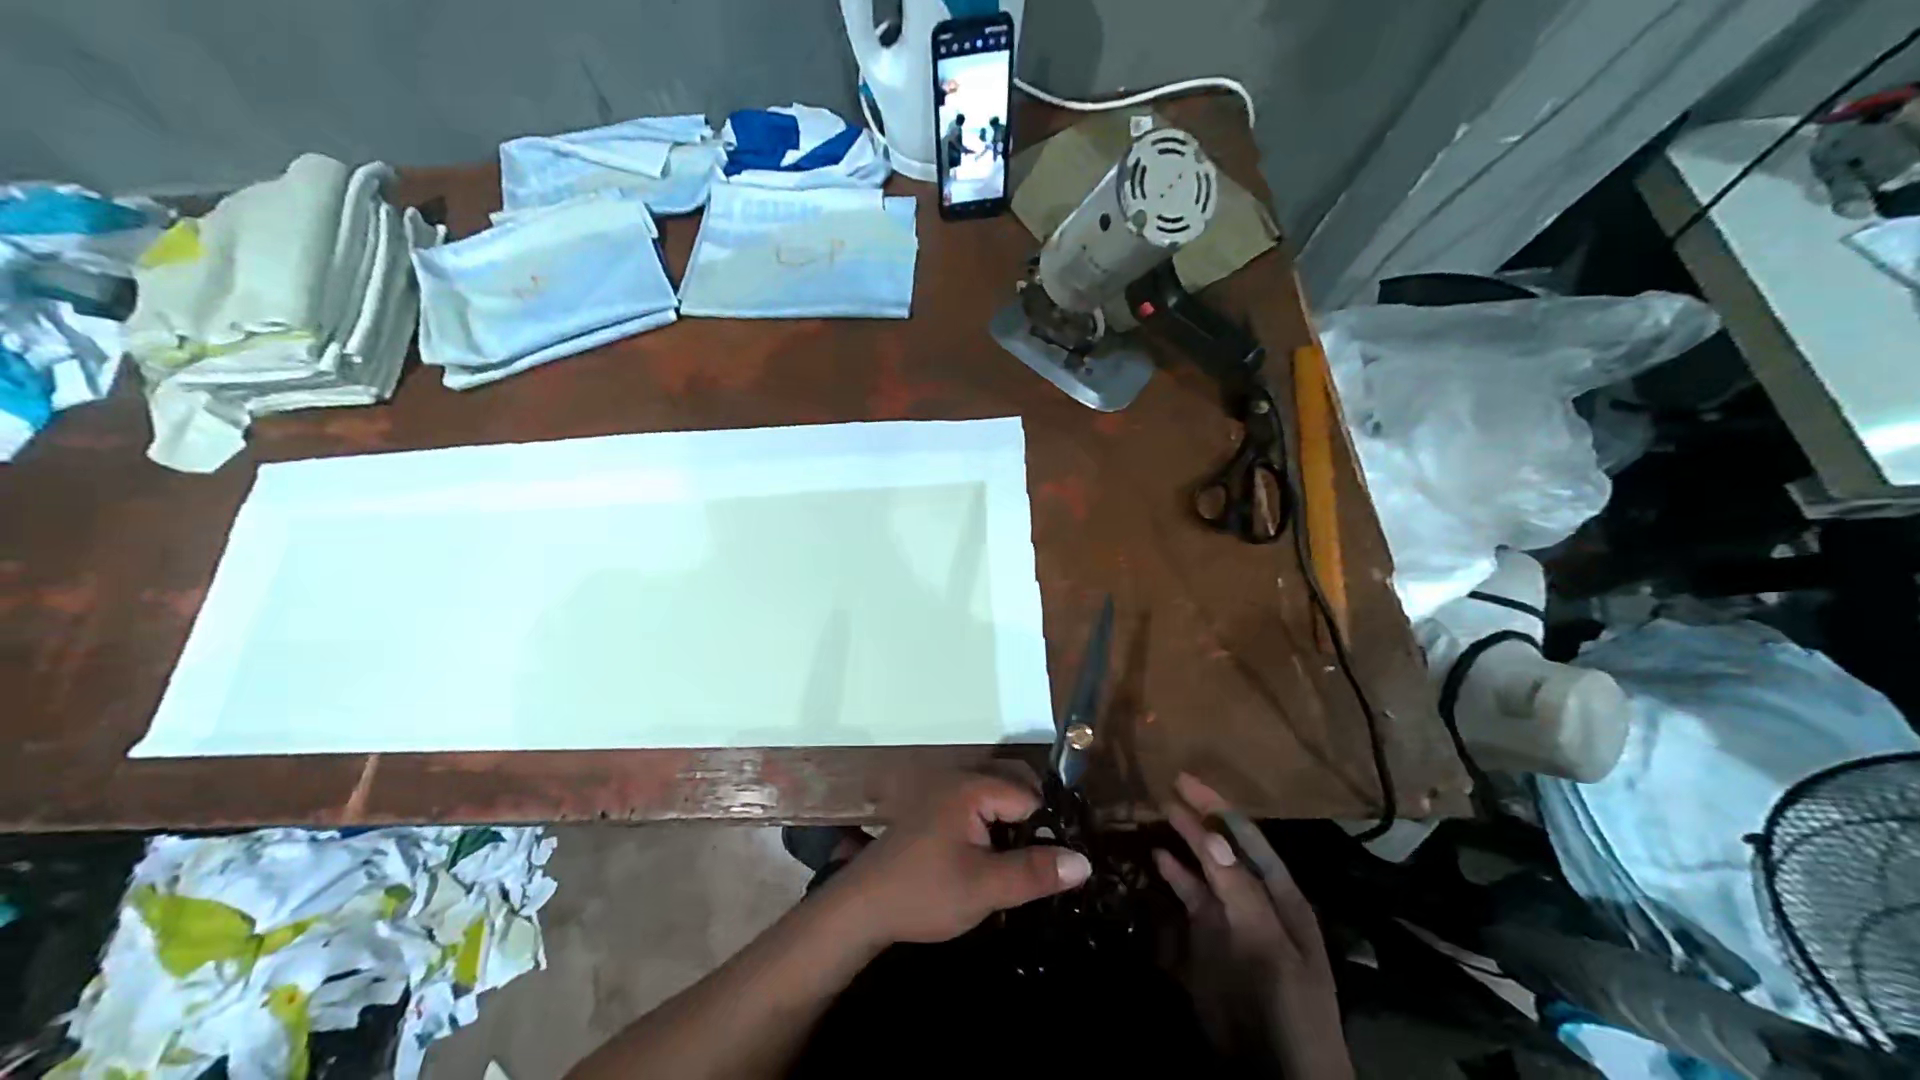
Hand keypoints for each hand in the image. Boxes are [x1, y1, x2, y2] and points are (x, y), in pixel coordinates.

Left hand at [826, 769, 1092, 946]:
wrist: (862, 907)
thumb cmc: (924, 893)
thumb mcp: (985, 888)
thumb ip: (1034, 871)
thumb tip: (1084, 862)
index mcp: (972, 788)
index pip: (1030, 795)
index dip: (1046, 827)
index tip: (1056, 861)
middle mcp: (958, 778)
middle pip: (1014, 783)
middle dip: (1032, 816)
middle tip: (1039, 861)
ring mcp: (942, 791)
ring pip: (996, 794)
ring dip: (1012, 820)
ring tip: (1019, 862)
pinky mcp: (933, 808)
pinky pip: (976, 803)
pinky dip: (992, 822)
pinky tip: (991, 857)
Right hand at [1153, 773, 1354, 1079]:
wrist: (1278, 1071)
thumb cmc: (1289, 1006)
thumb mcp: (1270, 945)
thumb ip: (1240, 889)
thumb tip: (1211, 836)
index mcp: (1280, 897)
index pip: (1246, 840)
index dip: (1218, 809)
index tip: (1185, 780)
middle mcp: (1252, 901)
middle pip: (1221, 851)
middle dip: (1196, 821)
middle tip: (1164, 792)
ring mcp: (1228, 923)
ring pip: (1201, 872)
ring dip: (1182, 845)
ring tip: (1156, 816)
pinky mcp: (1206, 944)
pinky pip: (1186, 901)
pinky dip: (1172, 878)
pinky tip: (1156, 861)